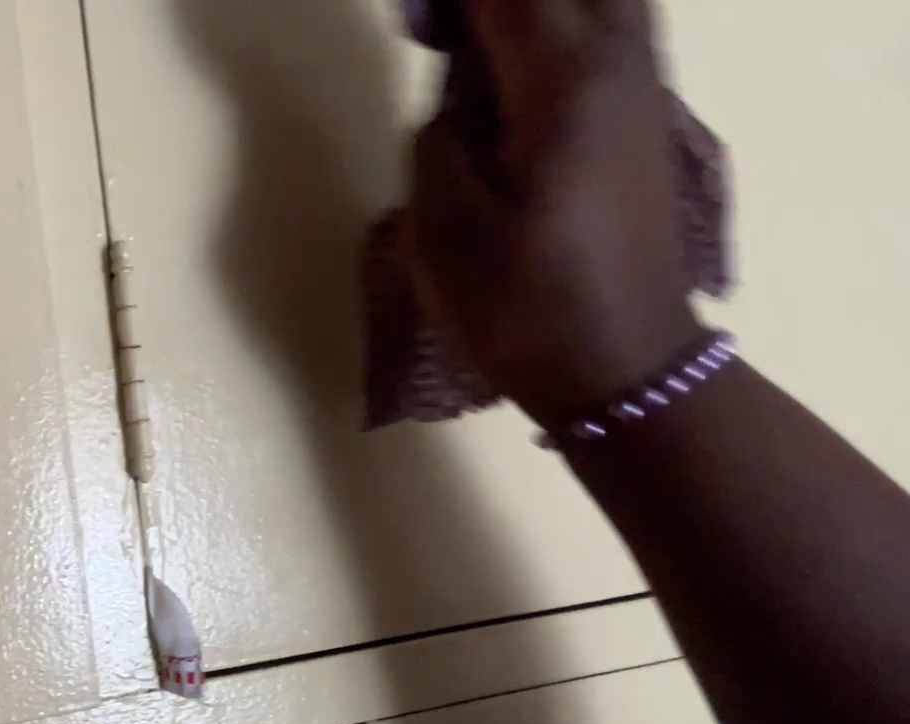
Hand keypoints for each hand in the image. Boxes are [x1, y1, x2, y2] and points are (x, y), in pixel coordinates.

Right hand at [404, 0, 701, 427]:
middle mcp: (620, 67)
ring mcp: (642, 92)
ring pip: (601, 3)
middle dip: (495, 1)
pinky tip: (510, 80)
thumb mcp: (444, 235)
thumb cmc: (519, 305)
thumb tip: (448, 110)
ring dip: (532, 14)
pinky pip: (609, 37)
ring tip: (465, 53)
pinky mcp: (642, 123)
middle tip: (434, 31)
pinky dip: (561, 32)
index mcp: (565, 88)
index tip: (408, 15)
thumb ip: (435, 148)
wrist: (615, 361)